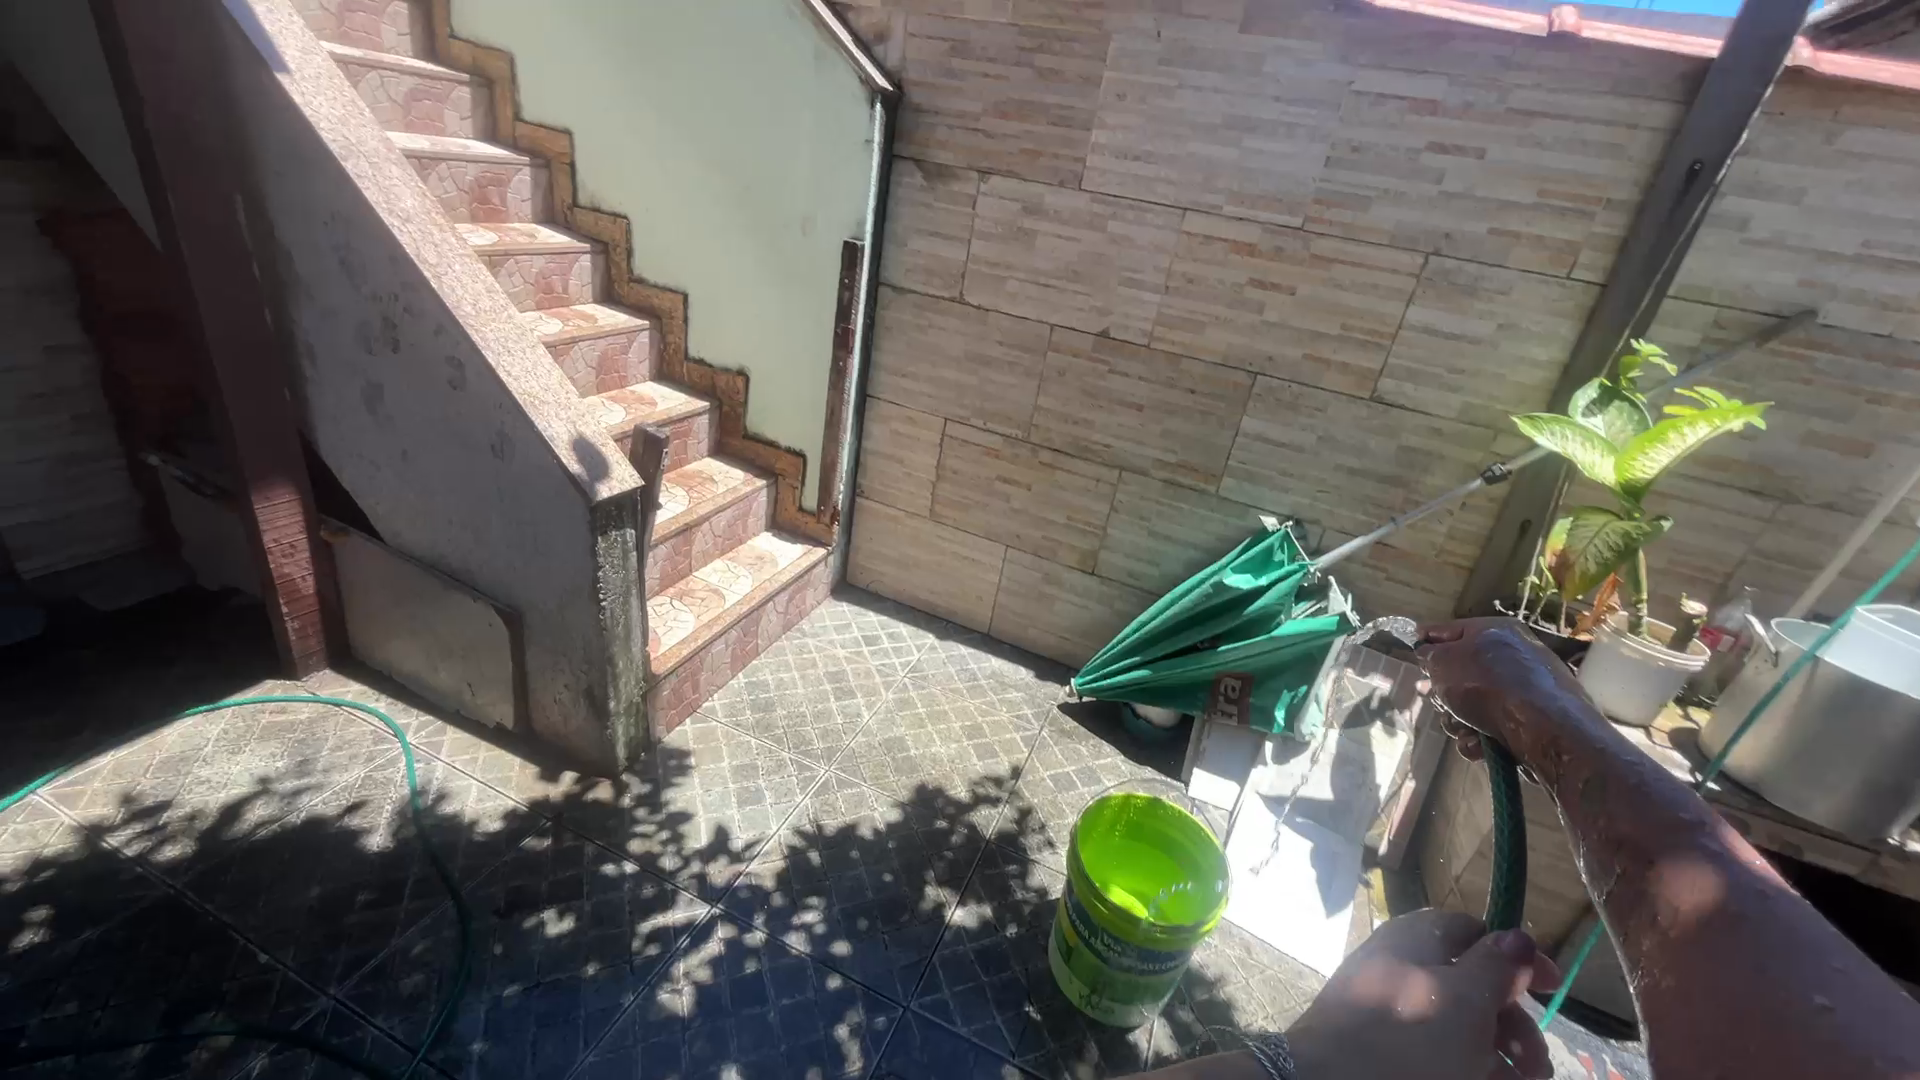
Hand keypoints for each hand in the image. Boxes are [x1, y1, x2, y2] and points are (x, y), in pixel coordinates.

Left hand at [1287, 910, 1560, 1079]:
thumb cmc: (1407, 1037)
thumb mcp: (1463, 998)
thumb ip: (1495, 967)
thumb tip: (1516, 935)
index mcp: (1415, 940)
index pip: (1471, 930)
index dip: (1515, 956)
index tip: (1554, 989)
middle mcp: (1404, 966)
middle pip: (1475, 986)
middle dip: (1515, 1025)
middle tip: (1536, 1067)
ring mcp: (1396, 1009)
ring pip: (1463, 1027)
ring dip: (1501, 1058)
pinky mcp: (1392, 1049)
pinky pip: (1442, 1054)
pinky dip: (1471, 1070)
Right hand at [1416, 618, 1602, 780]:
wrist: (1545, 730)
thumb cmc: (1487, 685)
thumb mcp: (1443, 661)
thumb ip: (1429, 654)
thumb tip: (1430, 653)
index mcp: (1496, 632)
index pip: (1449, 630)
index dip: (1426, 641)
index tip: (1412, 652)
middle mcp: (1515, 657)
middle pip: (1461, 673)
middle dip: (1443, 692)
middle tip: (1434, 699)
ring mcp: (1527, 692)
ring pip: (1472, 705)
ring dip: (1457, 720)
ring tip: (1462, 728)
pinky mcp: (1533, 723)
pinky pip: (1491, 727)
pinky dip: (1478, 737)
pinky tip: (1478, 744)